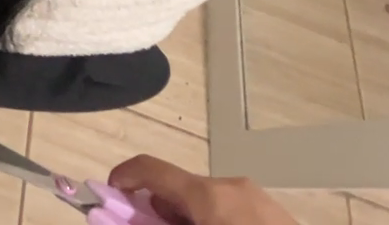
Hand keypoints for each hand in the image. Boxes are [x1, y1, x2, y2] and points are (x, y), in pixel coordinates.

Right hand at [107, 155, 298, 224]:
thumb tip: (128, 220)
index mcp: (208, 196)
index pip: (150, 169)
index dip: (122, 179)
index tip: (108, 202)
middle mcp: (231, 187)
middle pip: (178, 188)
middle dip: (159, 215)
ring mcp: (259, 201)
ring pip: (206, 203)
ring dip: (188, 222)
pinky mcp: (279, 218)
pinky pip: (232, 214)